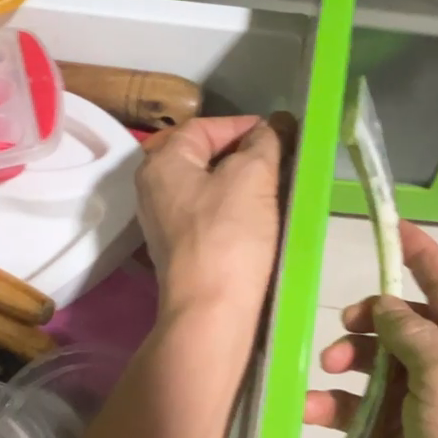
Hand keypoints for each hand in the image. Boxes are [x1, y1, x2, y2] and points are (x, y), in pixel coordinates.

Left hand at [135, 115, 287, 318]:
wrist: (212, 312)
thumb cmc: (228, 237)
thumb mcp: (252, 176)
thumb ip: (264, 143)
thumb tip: (273, 127)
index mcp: (162, 163)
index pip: (204, 127)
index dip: (245, 125)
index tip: (283, 134)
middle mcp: (154, 189)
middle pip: (204, 157)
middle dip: (246, 155)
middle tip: (283, 160)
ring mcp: (164, 223)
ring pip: (209, 188)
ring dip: (244, 184)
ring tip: (279, 187)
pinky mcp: (181, 251)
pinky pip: (210, 217)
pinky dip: (236, 211)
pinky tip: (262, 217)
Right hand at [303, 223, 437, 437]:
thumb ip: (413, 336)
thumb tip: (385, 305)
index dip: (421, 256)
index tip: (390, 227)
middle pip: (398, 325)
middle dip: (368, 319)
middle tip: (343, 328)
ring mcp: (413, 405)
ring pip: (370, 365)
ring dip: (345, 361)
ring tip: (328, 369)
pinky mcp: (385, 437)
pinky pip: (352, 407)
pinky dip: (330, 403)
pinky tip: (311, 408)